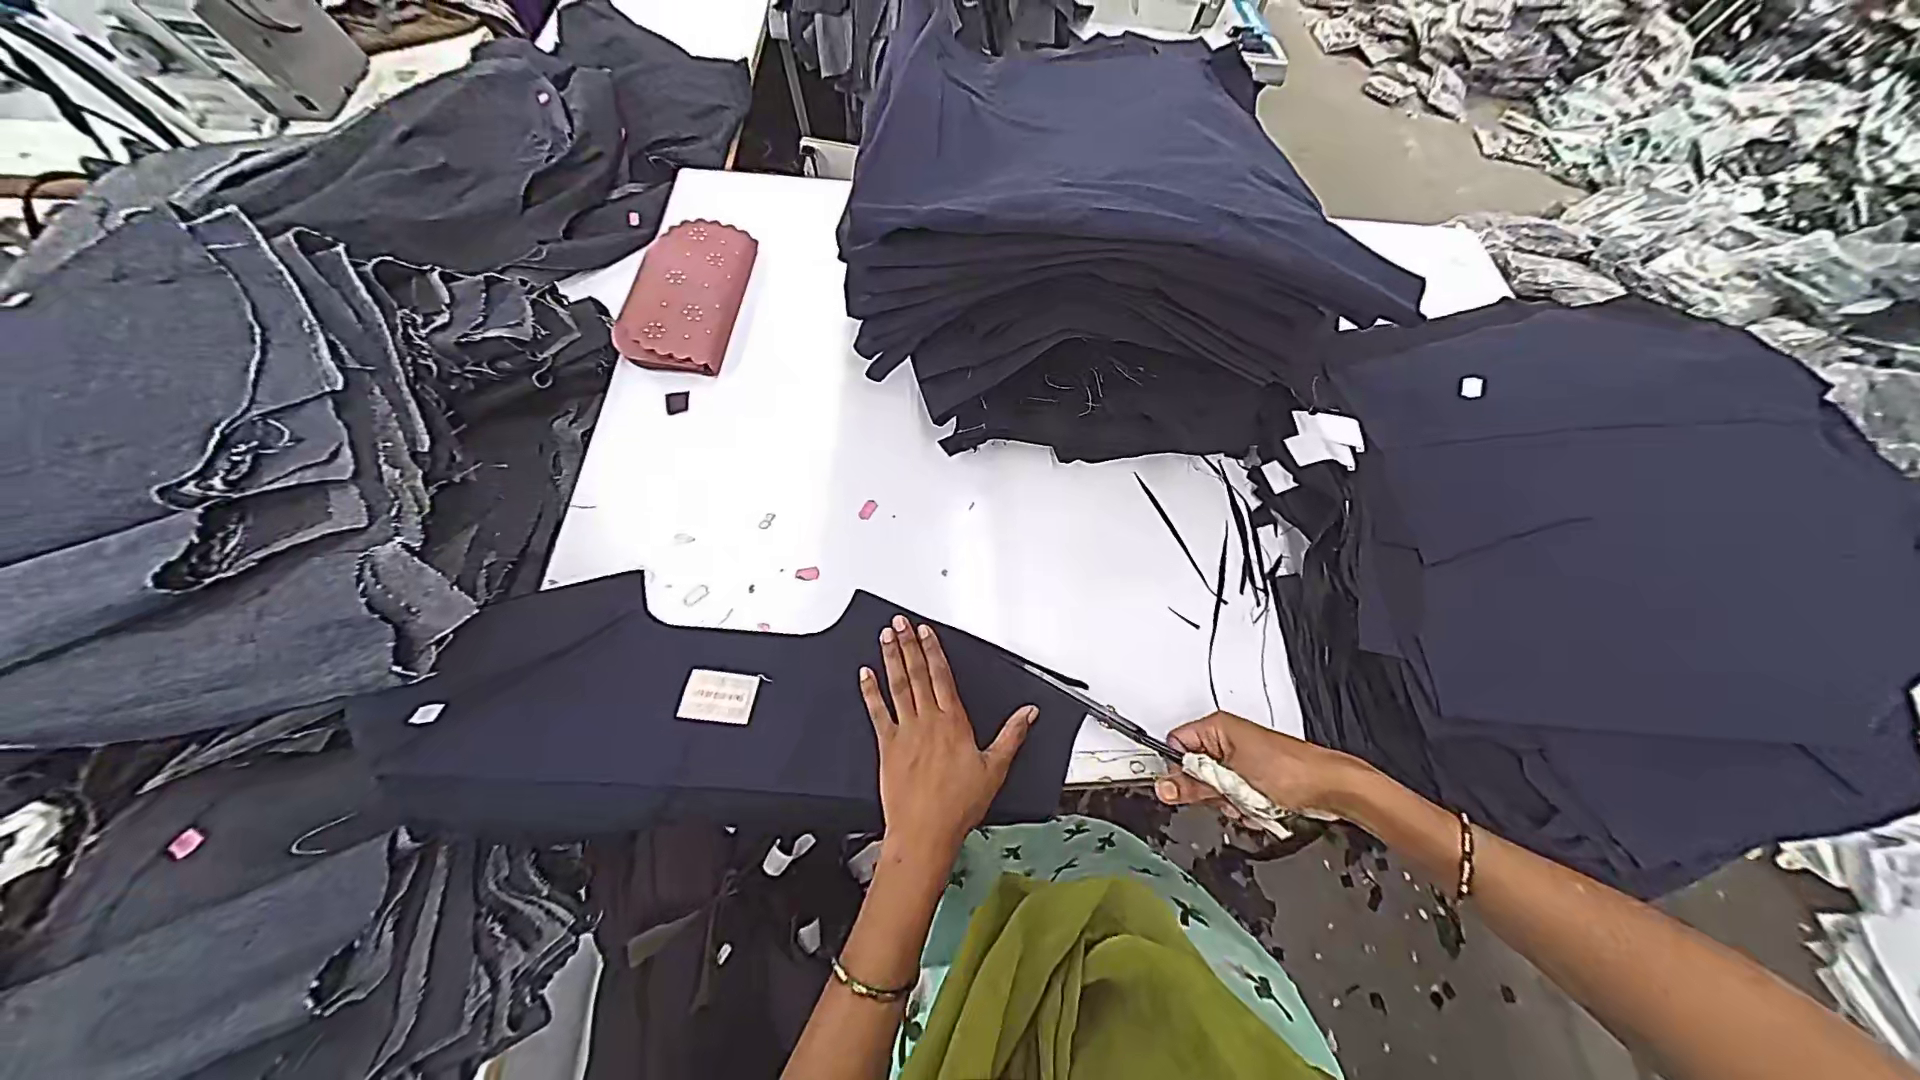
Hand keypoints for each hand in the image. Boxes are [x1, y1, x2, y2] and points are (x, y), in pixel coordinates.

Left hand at [860, 615, 1037, 855]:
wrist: (925, 831)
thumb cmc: (958, 805)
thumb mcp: (995, 768)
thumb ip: (1012, 735)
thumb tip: (1028, 713)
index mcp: (953, 722)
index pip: (942, 676)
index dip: (932, 650)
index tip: (925, 631)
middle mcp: (927, 721)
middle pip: (917, 673)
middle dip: (908, 644)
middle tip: (900, 623)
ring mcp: (905, 731)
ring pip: (897, 685)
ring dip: (891, 658)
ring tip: (885, 637)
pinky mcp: (887, 746)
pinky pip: (877, 711)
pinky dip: (870, 691)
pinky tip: (865, 674)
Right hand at [1153, 710, 1375, 820]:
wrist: (1333, 788)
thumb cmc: (1294, 771)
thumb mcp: (1234, 782)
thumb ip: (1194, 785)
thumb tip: (1165, 787)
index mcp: (1216, 727)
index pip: (1175, 746)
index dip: (1179, 770)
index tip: (1186, 788)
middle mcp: (1227, 739)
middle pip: (1195, 771)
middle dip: (1210, 791)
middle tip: (1228, 794)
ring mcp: (1241, 758)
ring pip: (1215, 787)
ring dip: (1229, 802)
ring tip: (1249, 801)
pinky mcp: (1254, 776)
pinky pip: (1234, 795)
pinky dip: (1243, 806)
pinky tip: (1258, 807)